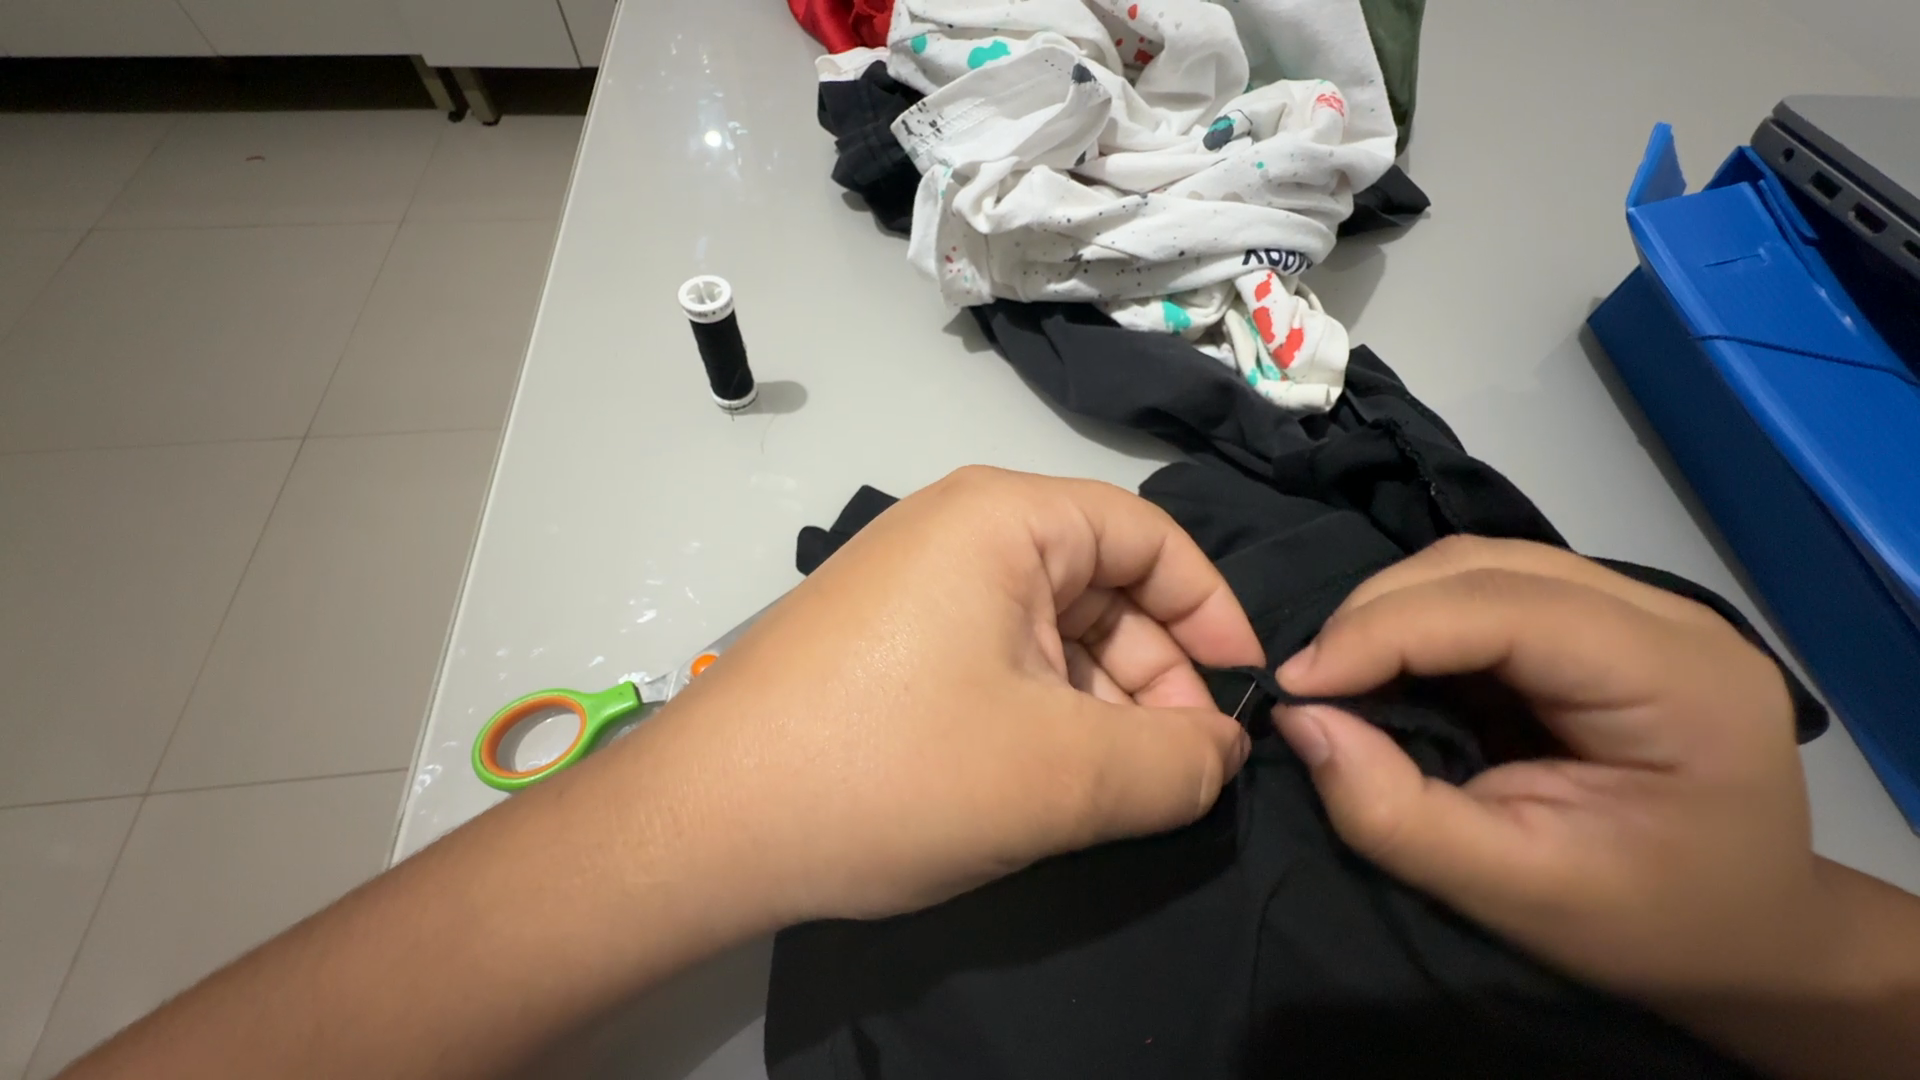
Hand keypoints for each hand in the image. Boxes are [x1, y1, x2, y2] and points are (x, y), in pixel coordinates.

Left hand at [633, 466, 1261, 923]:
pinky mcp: (890, 641)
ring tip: (1117, 788)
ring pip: (1049, 634)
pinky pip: (997, 660)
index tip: (1247, 694)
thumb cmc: (892, 769)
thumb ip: (1174, 763)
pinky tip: (1047, 778)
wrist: (704, 824)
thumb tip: (1225, 752)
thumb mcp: (1060, 774)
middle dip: (1154, 677)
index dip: (1211, 613)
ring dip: (1099, 706)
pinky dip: (1041, 714)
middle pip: (1100, 588)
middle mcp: (958, 532)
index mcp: (1004, 519)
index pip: (1148, 539)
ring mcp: (918, 587)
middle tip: (1183, 768)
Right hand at [1270, 536, 1831, 999]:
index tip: (1296, 685)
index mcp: (1678, 683)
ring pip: (1468, 563)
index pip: (1505, 610)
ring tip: (1340, 674)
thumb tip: (1299, 719)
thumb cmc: (1641, 921)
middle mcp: (1661, 617)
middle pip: (1479, 567)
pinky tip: (1386, 664)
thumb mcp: (1510, 893)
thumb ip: (1394, 813)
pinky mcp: (1585, 614)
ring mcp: (1626, 605)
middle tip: (1309, 684)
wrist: (1737, 926)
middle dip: (1373, 616)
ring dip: (1384, 610)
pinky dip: (1407, 618)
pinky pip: (1472, 585)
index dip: (1383, 632)